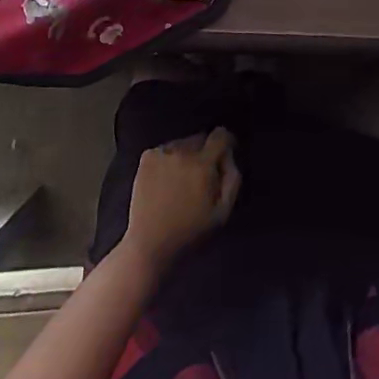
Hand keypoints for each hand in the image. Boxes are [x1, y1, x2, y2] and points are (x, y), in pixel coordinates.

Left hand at [122, 128, 240, 268]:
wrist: (151, 243)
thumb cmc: (191, 232)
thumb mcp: (223, 212)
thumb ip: (232, 179)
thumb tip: (229, 155)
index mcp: (202, 165)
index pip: (220, 136)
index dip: (227, 141)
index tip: (226, 152)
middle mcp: (181, 152)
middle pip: (200, 138)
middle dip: (206, 152)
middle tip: (202, 176)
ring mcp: (161, 152)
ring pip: (182, 143)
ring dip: (187, 155)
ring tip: (182, 180)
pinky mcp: (146, 157)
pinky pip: (165, 150)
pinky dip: (169, 159)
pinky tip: (166, 180)